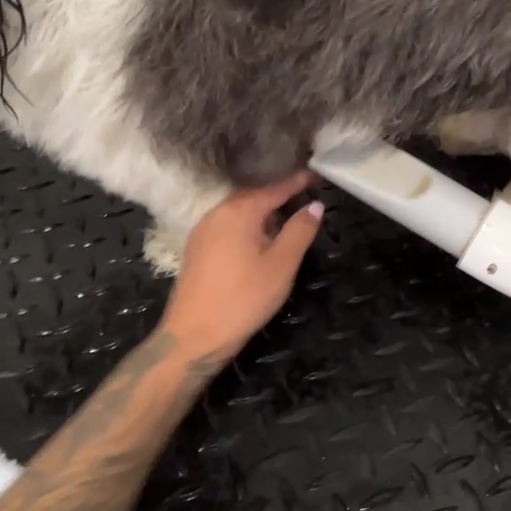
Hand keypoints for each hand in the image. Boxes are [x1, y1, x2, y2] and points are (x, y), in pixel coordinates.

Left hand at [157, 172, 322, 360]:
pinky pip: (227, 225)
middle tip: (303, 194)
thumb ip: (300, 230)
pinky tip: (258, 239)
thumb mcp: (282, 264)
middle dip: (277, 194)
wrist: (195, 336)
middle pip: (253, 196)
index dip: (296, 182)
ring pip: (238, 212)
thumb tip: (315, 205)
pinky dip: (247, 225)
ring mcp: (202, 231)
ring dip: (262, 211)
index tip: (316, 174)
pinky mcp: (196, 249)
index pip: (274, 188)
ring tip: (285, 216)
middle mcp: (217, 213)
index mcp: (239, 212)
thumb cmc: (244, 298)